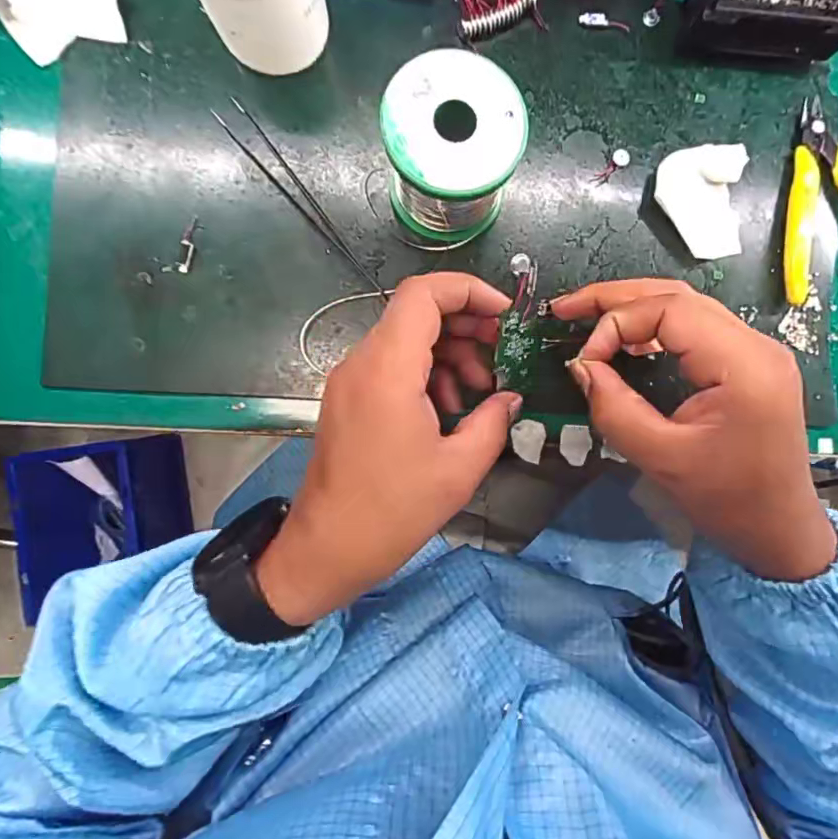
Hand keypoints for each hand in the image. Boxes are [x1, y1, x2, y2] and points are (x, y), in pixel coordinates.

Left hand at [255, 273, 522, 623]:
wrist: (328, 547)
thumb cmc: (394, 512)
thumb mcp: (460, 469)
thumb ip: (493, 421)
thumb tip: (510, 397)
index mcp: (387, 369)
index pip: (424, 294)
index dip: (470, 291)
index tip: (505, 317)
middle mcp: (361, 363)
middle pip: (415, 312)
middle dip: (466, 325)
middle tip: (500, 356)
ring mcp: (348, 380)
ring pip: (404, 339)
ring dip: (448, 353)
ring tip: (476, 394)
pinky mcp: (345, 399)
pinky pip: (389, 366)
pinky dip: (424, 374)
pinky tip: (445, 410)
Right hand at [550, 279, 836, 580]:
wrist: (779, 529)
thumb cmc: (727, 500)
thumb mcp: (660, 458)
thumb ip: (614, 407)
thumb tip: (580, 366)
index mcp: (743, 365)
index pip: (670, 309)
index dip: (617, 323)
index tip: (586, 360)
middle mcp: (755, 345)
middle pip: (677, 295)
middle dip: (616, 298)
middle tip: (566, 308)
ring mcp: (755, 351)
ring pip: (685, 305)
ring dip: (632, 307)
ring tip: (586, 316)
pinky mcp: (746, 364)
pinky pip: (693, 328)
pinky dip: (652, 327)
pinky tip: (623, 342)